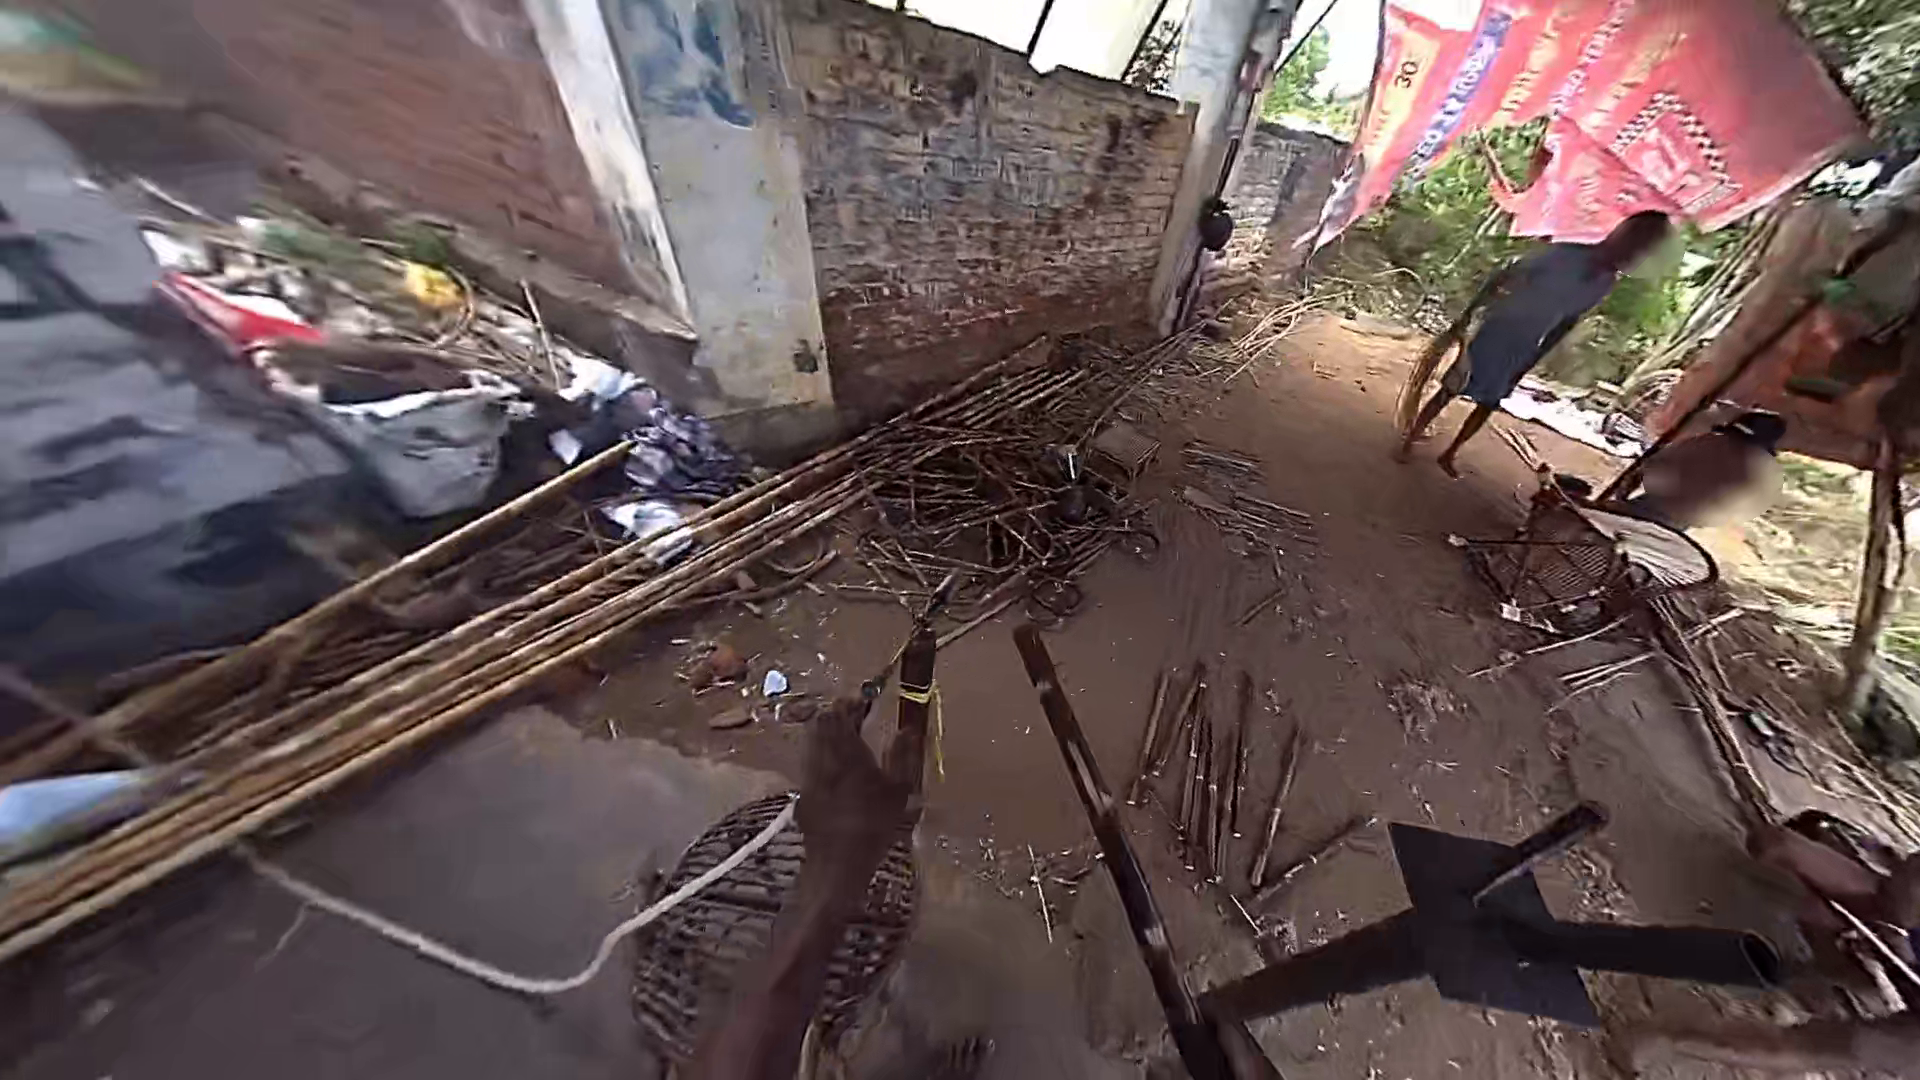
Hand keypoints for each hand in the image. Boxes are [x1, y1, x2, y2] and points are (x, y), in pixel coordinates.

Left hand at [797, 697, 920, 886]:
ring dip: (828, 734)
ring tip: (848, 740)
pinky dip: (823, 754)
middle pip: (821, 724)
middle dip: (837, 716)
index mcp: (846, 752)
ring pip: (813, 741)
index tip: (864, 703)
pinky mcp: (803, 793)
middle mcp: (822, 758)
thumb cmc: (874, 824)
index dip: (849, 704)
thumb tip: (908, 728)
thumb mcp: (899, 790)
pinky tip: (838, 769)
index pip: (838, 714)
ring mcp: (809, 776)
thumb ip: (903, 755)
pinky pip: (811, 761)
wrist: (837, 865)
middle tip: (856, 718)